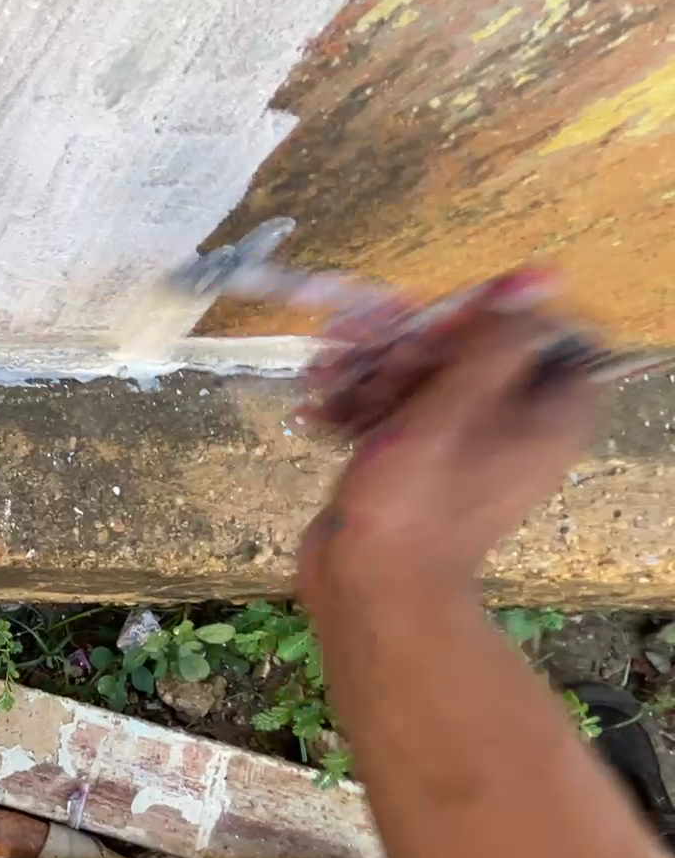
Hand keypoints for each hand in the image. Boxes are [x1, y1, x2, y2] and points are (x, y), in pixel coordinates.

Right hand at [297, 275, 604, 608]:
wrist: (366, 581)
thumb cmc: (411, 500)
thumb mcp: (450, 413)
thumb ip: (492, 344)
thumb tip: (538, 276)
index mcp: (545, 411)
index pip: (531, 333)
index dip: (474, 317)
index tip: (415, 321)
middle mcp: (506, 424)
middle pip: (459, 357)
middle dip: (397, 346)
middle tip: (342, 339)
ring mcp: (451, 448)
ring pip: (412, 387)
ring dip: (361, 375)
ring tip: (314, 376)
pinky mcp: (404, 466)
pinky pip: (385, 421)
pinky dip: (349, 411)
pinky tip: (312, 412)